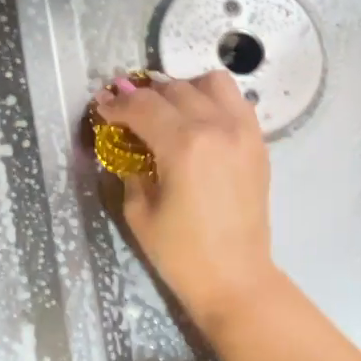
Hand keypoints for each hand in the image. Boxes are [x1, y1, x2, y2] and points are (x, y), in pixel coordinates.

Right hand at [95, 70, 279, 326]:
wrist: (234, 278)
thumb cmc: (180, 253)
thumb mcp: (139, 212)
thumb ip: (130, 169)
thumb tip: (124, 145)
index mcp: (183, 144)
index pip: (143, 106)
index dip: (117, 105)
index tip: (103, 108)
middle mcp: (216, 126)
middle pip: (173, 89)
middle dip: (145, 96)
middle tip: (127, 111)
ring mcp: (243, 132)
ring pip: (211, 83)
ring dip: (183, 90)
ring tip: (167, 111)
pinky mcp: (257, 144)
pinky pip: (236, 102)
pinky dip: (213, 102)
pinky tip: (198, 122)